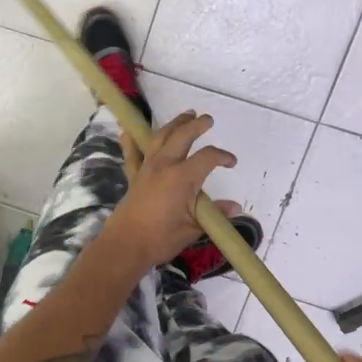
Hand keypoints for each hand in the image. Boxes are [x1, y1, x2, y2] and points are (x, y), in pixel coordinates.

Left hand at [98, 111, 237, 269]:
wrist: (126, 244)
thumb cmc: (162, 238)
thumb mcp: (193, 228)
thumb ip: (214, 213)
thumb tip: (235, 207)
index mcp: (182, 177)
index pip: (208, 157)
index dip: (223, 156)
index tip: (232, 162)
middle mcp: (164, 166)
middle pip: (182, 136)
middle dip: (196, 125)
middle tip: (208, 119)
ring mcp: (146, 168)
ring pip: (159, 137)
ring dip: (173, 124)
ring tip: (185, 116)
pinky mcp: (134, 176)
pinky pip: (131, 153)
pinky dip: (131, 140)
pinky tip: (128, 129)